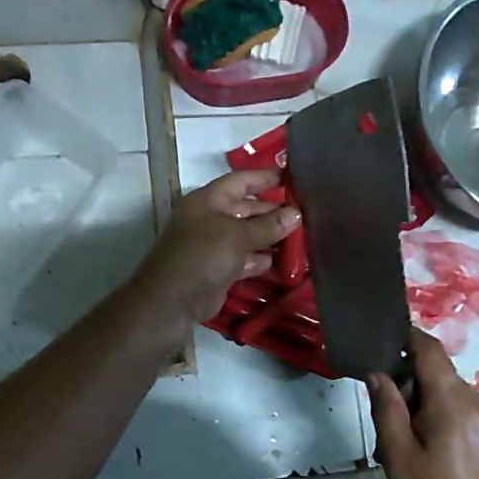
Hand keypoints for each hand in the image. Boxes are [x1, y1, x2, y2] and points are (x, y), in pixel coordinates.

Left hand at [132, 169, 301, 325]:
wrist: (172, 301)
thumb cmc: (201, 256)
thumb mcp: (236, 236)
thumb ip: (266, 225)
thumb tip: (295, 214)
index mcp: (207, 201)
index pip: (240, 181)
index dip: (265, 177)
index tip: (293, 177)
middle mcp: (210, 219)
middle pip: (246, 209)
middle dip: (273, 211)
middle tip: (306, 213)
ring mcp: (213, 246)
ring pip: (247, 236)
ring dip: (271, 237)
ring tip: (303, 236)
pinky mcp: (219, 270)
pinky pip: (245, 259)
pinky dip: (261, 260)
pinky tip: (284, 261)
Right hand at [365, 329, 478, 478]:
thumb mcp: (399, 453)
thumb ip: (386, 409)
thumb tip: (377, 374)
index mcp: (449, 397)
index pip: (428, 349)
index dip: (405, 336)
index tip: (379, 337)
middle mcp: (470, 397)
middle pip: (431, 372)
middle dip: (402, 383)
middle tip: (379, 416)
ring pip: (440, 393)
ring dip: (414, 404)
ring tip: (396, 442)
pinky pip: (452, 409)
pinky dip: (429, 416)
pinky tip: (418, 449)